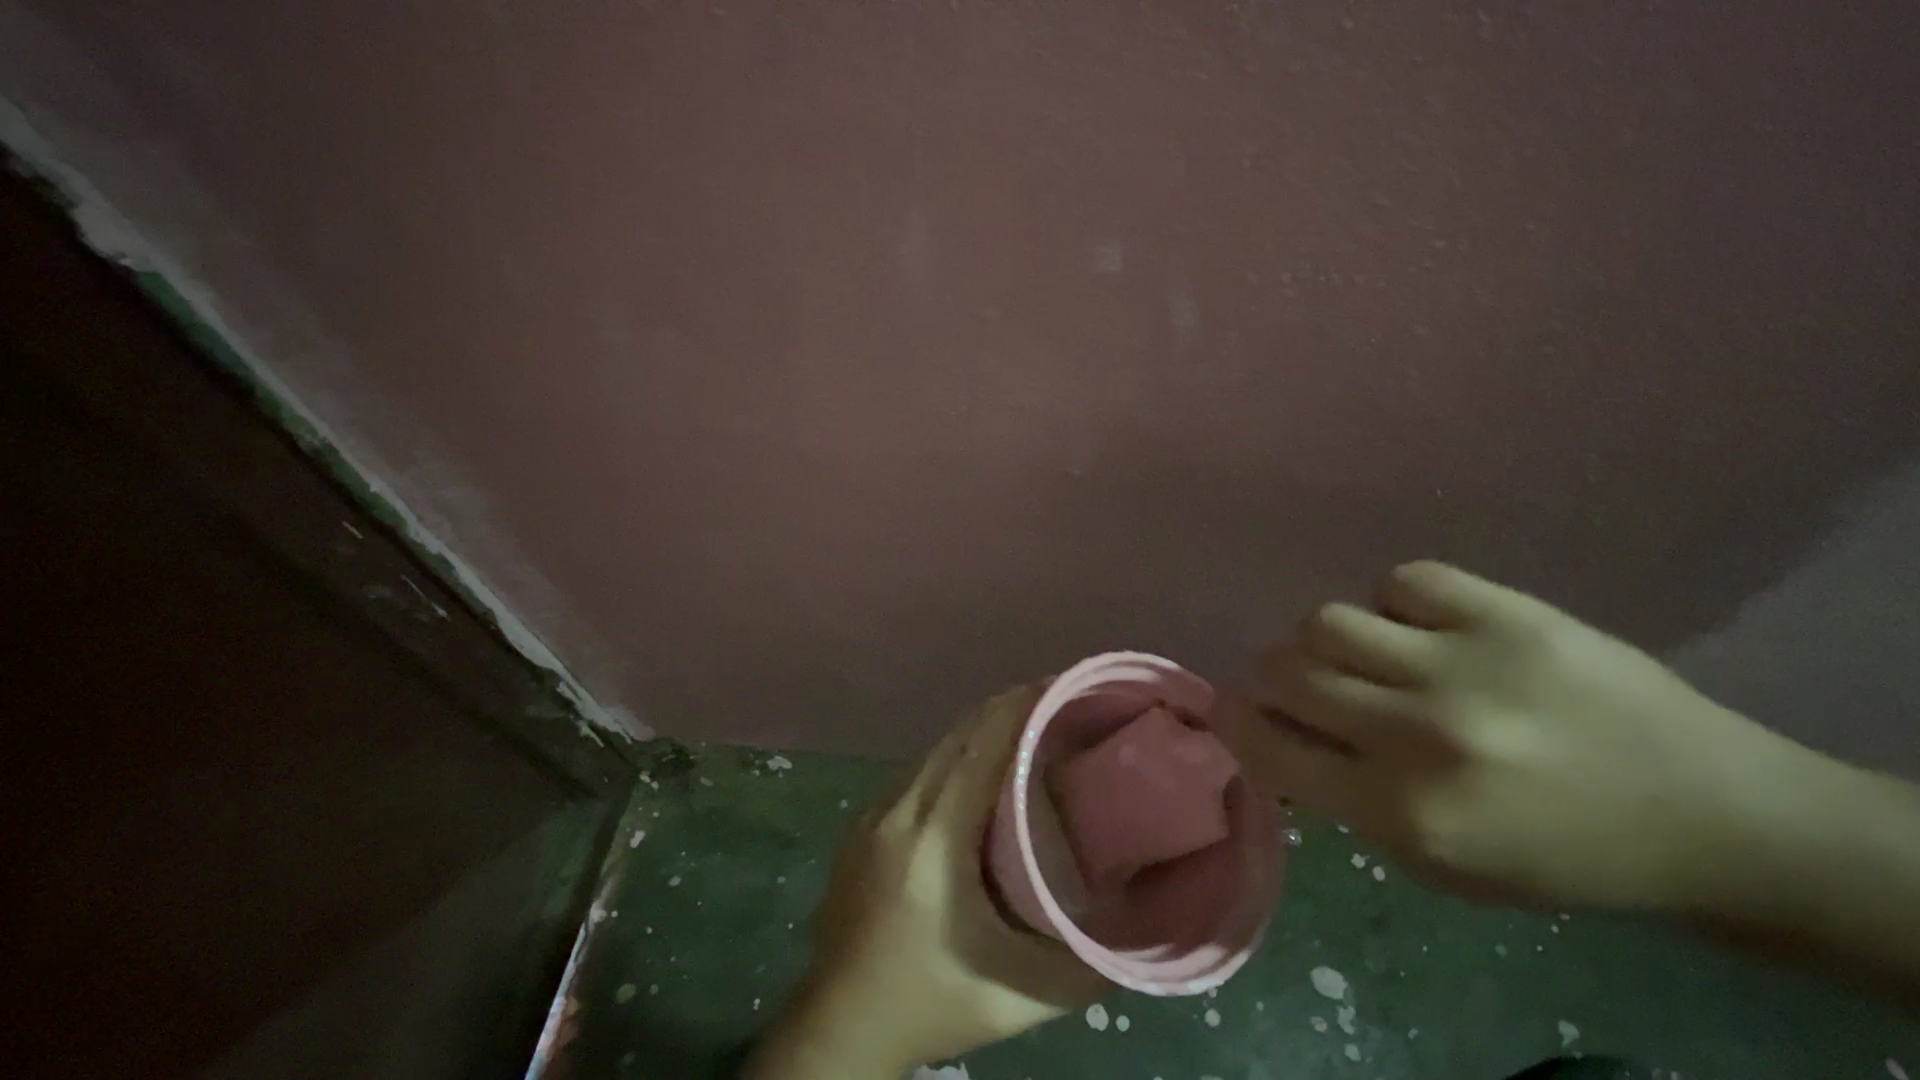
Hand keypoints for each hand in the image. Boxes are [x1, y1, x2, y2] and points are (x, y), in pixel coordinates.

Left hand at [746, 686, 1106, 1078]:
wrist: (838, 1029)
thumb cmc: (930, 1004)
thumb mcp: (1019, 999)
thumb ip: (1084, 968)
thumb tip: (1142, 937)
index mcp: (933, 843)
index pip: (978, 751)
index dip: (1019, 710)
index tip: (1059, 687)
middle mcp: (897, 814)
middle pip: (954, 739)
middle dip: (1004, 711)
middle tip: (1055, 704)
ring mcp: (870, 818)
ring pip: (930, 753)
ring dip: (976, 733)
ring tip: (1024, 731)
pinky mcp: (859, 829)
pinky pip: (913, 776)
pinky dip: (950, 759)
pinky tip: (975, 775)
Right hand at [1213, 561, 1812, 911]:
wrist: (1706, 813)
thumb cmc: (1560, 856)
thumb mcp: (1437, 865)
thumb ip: (1346, 803)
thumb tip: (1277, 735)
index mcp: (1398, 811)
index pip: (1266, 744)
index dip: (1234, 722)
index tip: (1234, 712)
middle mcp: (1416, 732)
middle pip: (1283, 670)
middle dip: (1270, 678)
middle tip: (1295, 685)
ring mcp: (1461, 662)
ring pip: (1327, 620)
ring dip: (1329, 642)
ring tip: (1366, 656)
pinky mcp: (1507, 611)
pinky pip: (1401, 583)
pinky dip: (1397, 606)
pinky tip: (1425, 630)